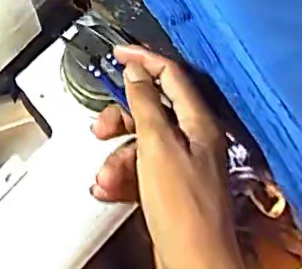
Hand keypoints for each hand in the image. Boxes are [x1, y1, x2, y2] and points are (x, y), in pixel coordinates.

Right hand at [90, 44, 241, 268]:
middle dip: (120, 116)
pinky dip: (122, 173)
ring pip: (141, 139)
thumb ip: (144, 103)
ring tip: (107, 174)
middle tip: (103, 123)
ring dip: (117, 154)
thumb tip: (136, 73)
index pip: (171, 74)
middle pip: (150, 108)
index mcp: (198, 124)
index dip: (143, 59)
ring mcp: (185, 164)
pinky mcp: (172, 187)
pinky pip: (141, 166)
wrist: (193, 265)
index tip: (118, 53)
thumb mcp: (156, 144)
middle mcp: (194, 140)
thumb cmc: (184, 209)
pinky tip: (111, 186)